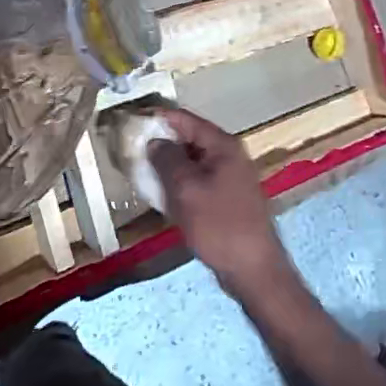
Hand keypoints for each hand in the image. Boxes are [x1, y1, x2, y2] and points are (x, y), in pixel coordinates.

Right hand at [147, 109, 291, 295]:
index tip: (133, 119)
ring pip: (193, 162)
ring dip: (170, 166)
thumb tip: (155, 141)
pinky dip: (181, 184)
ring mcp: (231, 177)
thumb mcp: (186, 189)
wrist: (252, 267)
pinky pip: (199, 182)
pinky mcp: (228, 198)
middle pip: (190, 139)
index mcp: (223, 145)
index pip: (186, 119)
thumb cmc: (219, 224)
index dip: (159, 117)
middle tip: (133, 148)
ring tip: (142, 170)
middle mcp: (230, 155)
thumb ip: (167, 159)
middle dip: (162, 143)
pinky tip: (163, 195)